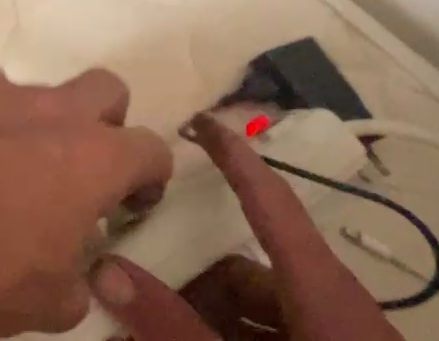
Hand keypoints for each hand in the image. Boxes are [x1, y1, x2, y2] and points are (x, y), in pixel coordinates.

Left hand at [0, 67, 173, 337]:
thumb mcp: (52, 303)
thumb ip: (84, 282)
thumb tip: (91, 275)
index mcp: (93, 157)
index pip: (151, 149)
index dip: (149, 179)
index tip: (127, 206)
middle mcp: (50, 110)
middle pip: (104, 89)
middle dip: (106, 123)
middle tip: (82, 170)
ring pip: (37, 90)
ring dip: (38, 121)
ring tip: (12, 167)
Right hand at [87, 113, 403, 339]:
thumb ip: (174, 327)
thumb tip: (105, 267)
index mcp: (323, 295)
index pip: (269, 200)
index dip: (232, 155)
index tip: (193, 118)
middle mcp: (333, 312)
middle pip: (245, 268)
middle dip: (185, 272)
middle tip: (128, 276)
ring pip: (253, 314)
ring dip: (199, 315)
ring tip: (146, 328)